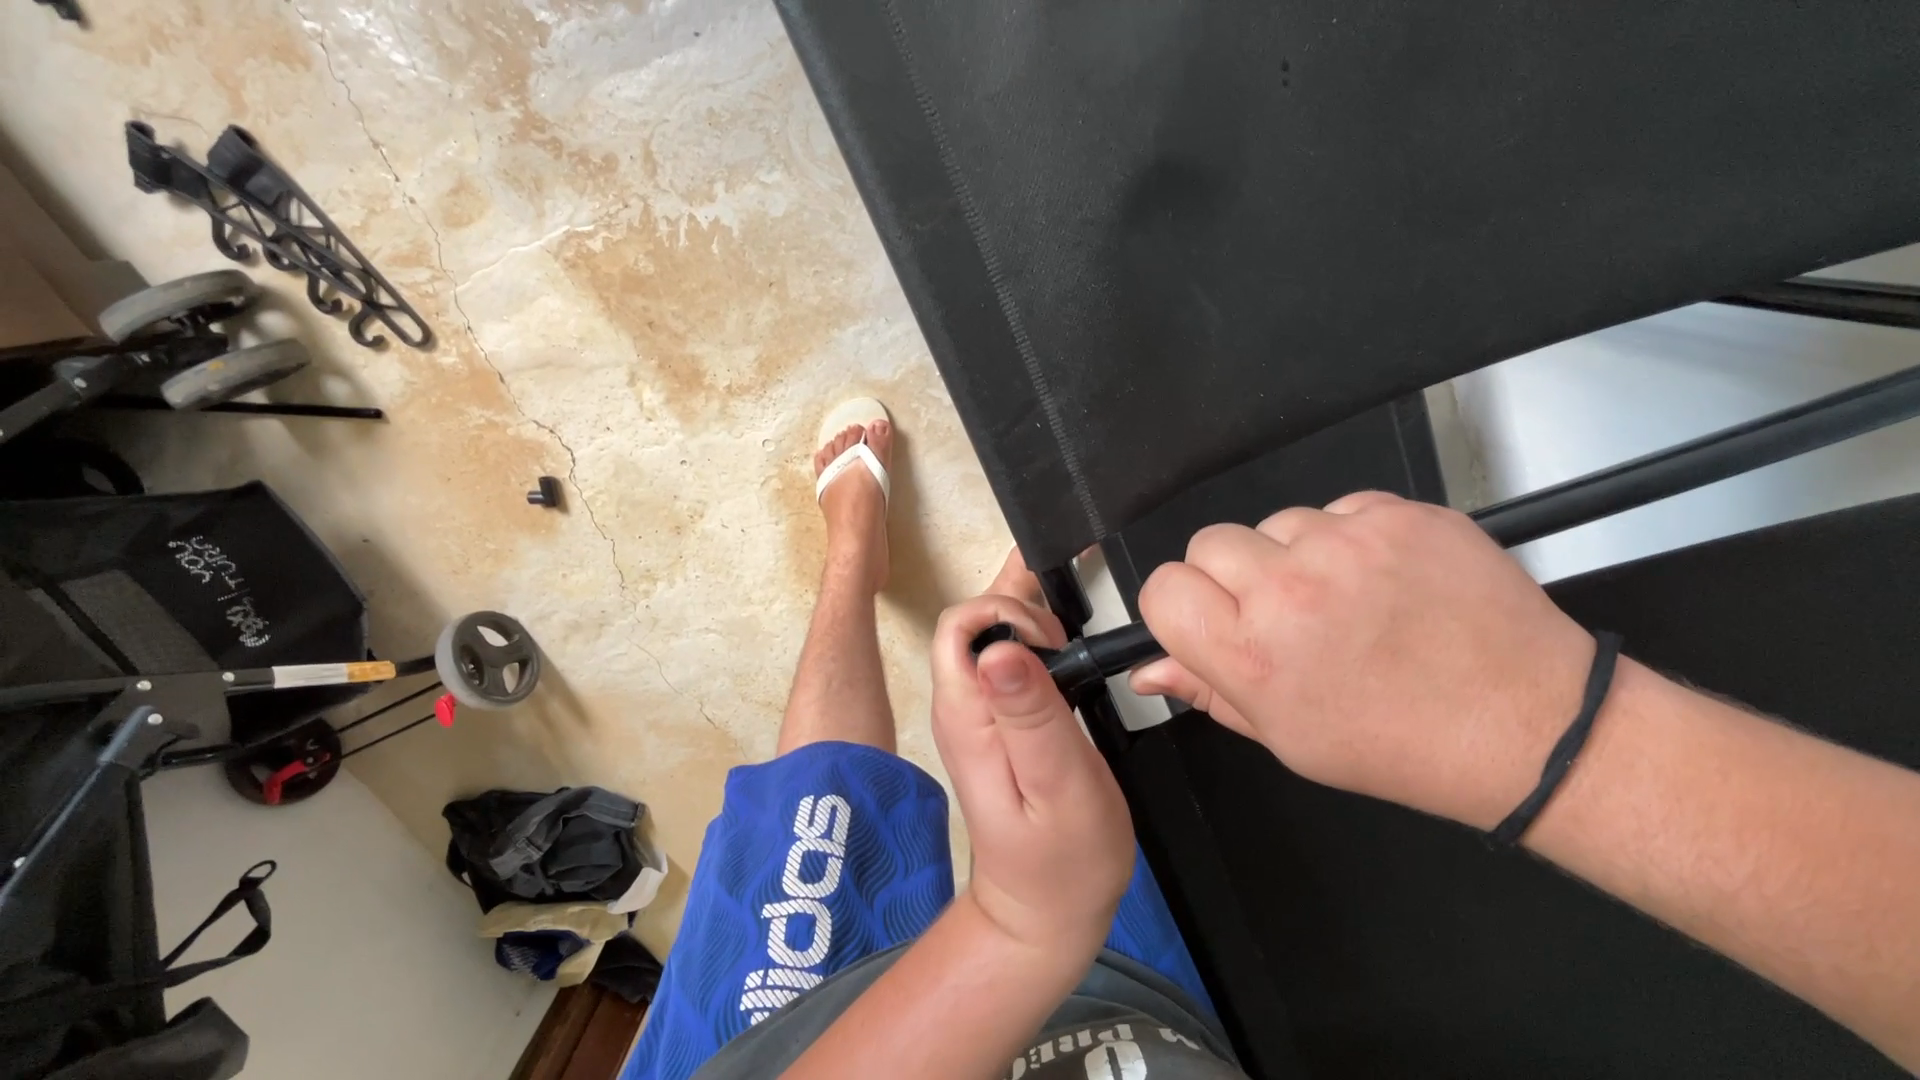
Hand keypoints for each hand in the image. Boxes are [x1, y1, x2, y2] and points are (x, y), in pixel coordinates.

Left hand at [929, 548, 1134, 958]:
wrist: (1047, 910)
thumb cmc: (1064, 860)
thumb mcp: (1059, 786)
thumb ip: (1031, 715)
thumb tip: (1001, 649)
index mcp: (967, 717)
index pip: (959, 627)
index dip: (1005, 614)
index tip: (1056, 643)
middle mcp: (961, 709)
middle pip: (970, 626)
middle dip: (1015, 600)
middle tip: (1070, 622)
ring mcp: (976, 717)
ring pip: (986, 640)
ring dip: (1023, 611)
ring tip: (1066, 589)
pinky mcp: (996, 726)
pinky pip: (1004, 664)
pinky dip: (1031, 638)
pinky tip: (1060, 631)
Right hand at [1130, 491, 1596, 828]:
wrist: (1527, 724)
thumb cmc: (1398, 744)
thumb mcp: (1286, 735)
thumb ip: (1206, 691)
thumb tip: (1148, 671)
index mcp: (1252, 654)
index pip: (1161, 588)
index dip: (1181, 606)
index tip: (1210, 621)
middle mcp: (1288, 589)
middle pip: (1208, 543)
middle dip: (1231, 576)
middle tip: (1280, 613)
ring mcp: (1347, 544)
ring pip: (1275, 522)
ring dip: (1292, 555)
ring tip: (1345, 600)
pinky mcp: (1399, 515)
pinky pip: (1339, 510)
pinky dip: (1349, 539)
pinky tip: (1383, 581)